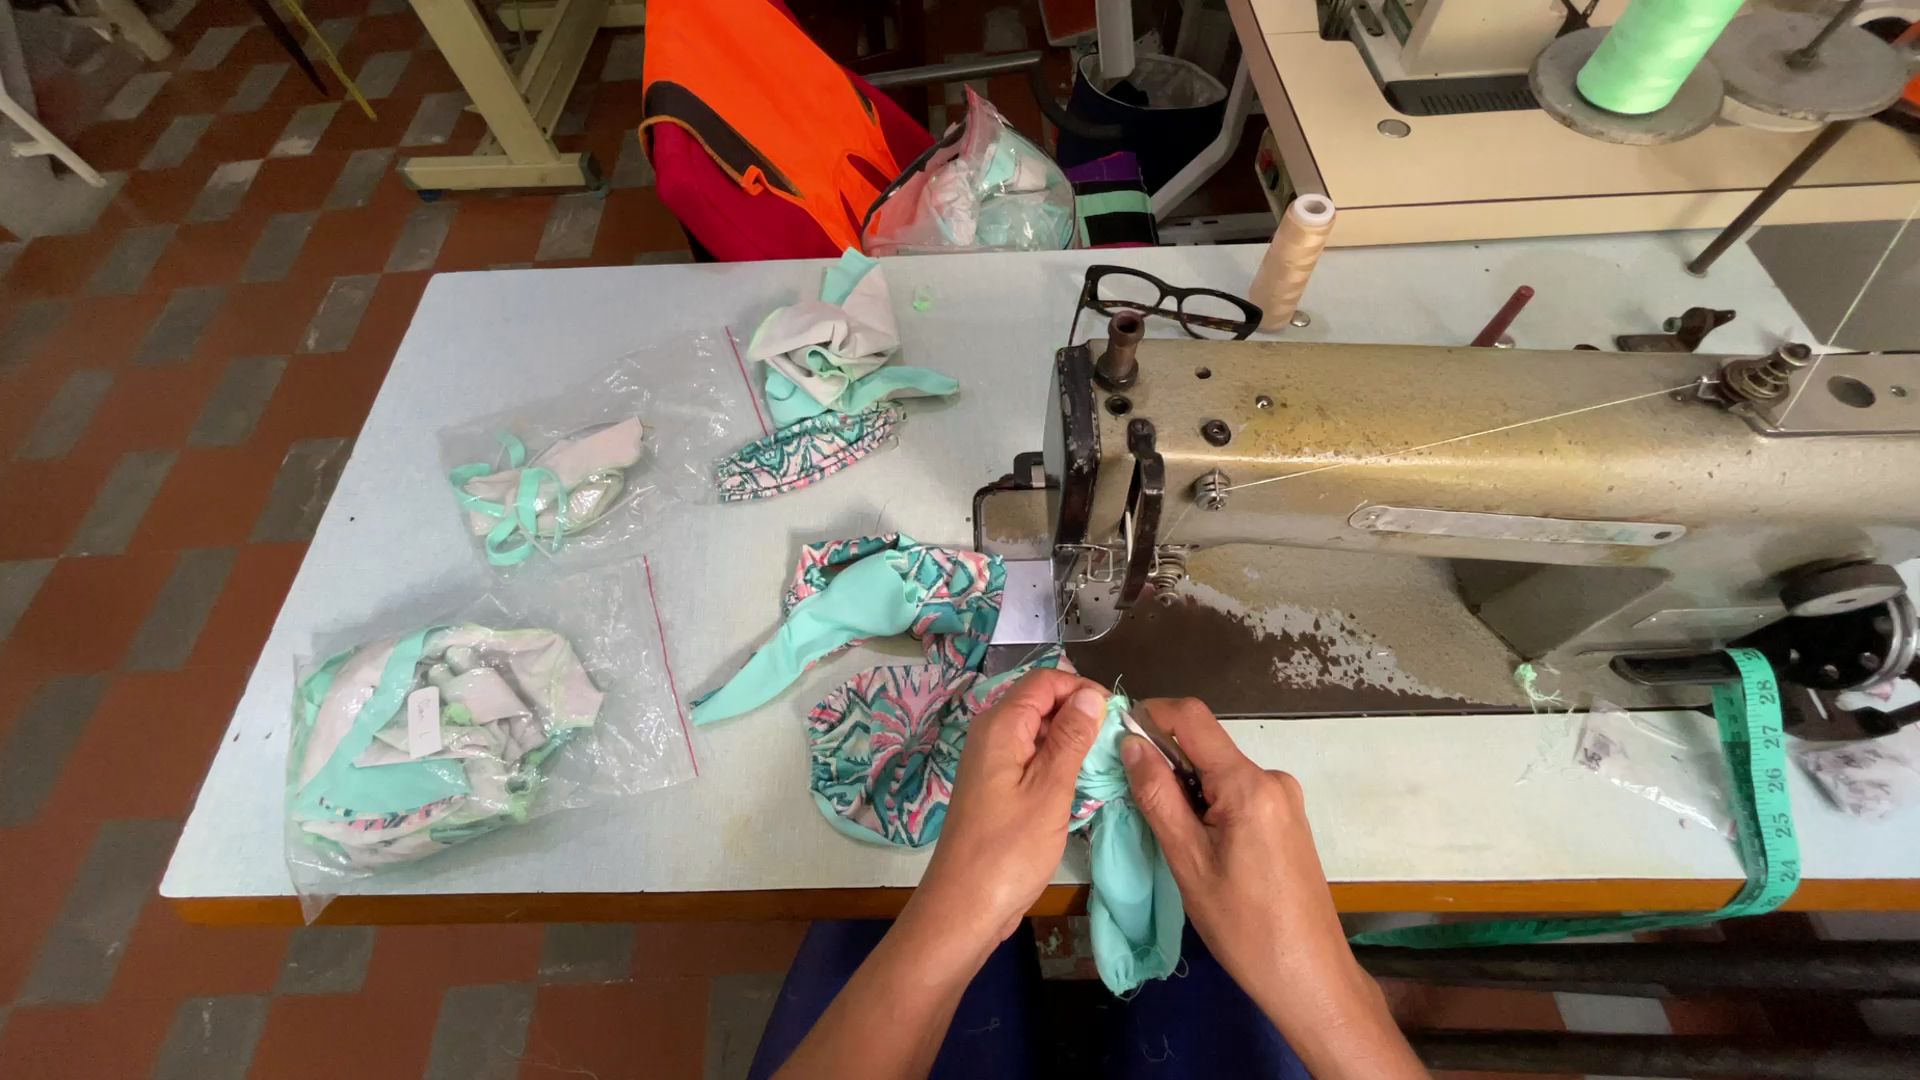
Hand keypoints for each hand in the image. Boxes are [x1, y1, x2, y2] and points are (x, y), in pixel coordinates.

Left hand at [913, 669, 1107, 948]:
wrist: (965, 906)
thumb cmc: (1010, 850)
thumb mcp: (1050, 790)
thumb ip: (1070, 738)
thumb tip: (1090, 695)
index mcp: (1000, 725)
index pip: (1044, 680)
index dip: (1081, 688)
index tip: (1115, 713)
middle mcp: (990, 733)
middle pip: (1039, 701)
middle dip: (1077, 711)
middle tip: (1113, 740)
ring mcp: (990, 759)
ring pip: (1036, 729)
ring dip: (1068, 737)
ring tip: (1102, 761)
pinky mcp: (995, 783)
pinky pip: (1029, 754)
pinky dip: (1054, 759)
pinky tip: (1077, 780)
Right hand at [1120, 699, 1375, 1033]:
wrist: (1312, 981)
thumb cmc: (1244, 926)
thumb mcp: (1188, 861)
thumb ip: (1157, 795)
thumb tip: (1130, 743)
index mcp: (1248, 784)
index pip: (1192, 717)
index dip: (1151, 713)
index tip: (1119, 736)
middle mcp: (1272, 778)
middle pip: (1204, 744)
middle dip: (1164, 758)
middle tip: (1134, 796)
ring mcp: (1284, 798)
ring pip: (1218, 769)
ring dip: (1184, 784)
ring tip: (1169, 831)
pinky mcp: (1286, 817)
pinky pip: (1236, 789)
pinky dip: (1207, 801)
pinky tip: (1199, 842)